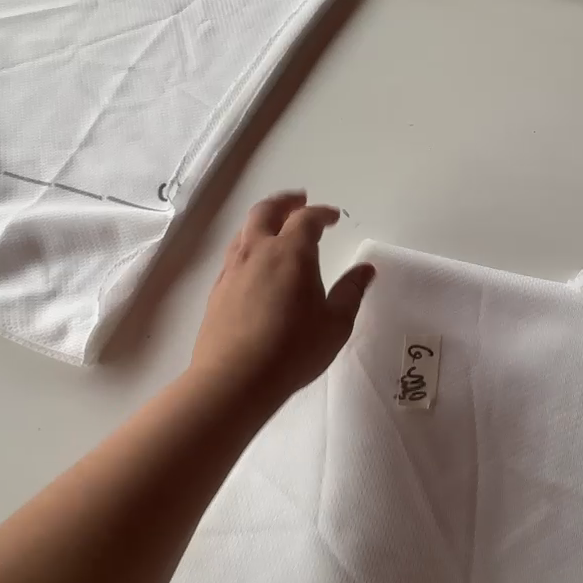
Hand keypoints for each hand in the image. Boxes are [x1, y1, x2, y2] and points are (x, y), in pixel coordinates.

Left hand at [188, 191, 375, 408]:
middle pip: (266, 211)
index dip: (322, 213)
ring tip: (276, 227)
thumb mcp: (335, 323)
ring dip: (263, 221)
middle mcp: (258, 252)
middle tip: (299, 201)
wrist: (233, 380)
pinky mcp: (217, 290)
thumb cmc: (293, 350)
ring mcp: (233, 270)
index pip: (306, 219)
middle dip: (285, 202)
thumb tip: (365, 269)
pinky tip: (256, 264)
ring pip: (245, 230)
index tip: (333, 217)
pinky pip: (234, 254)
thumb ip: (351, 292)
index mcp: (291, 253)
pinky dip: (249, 245)